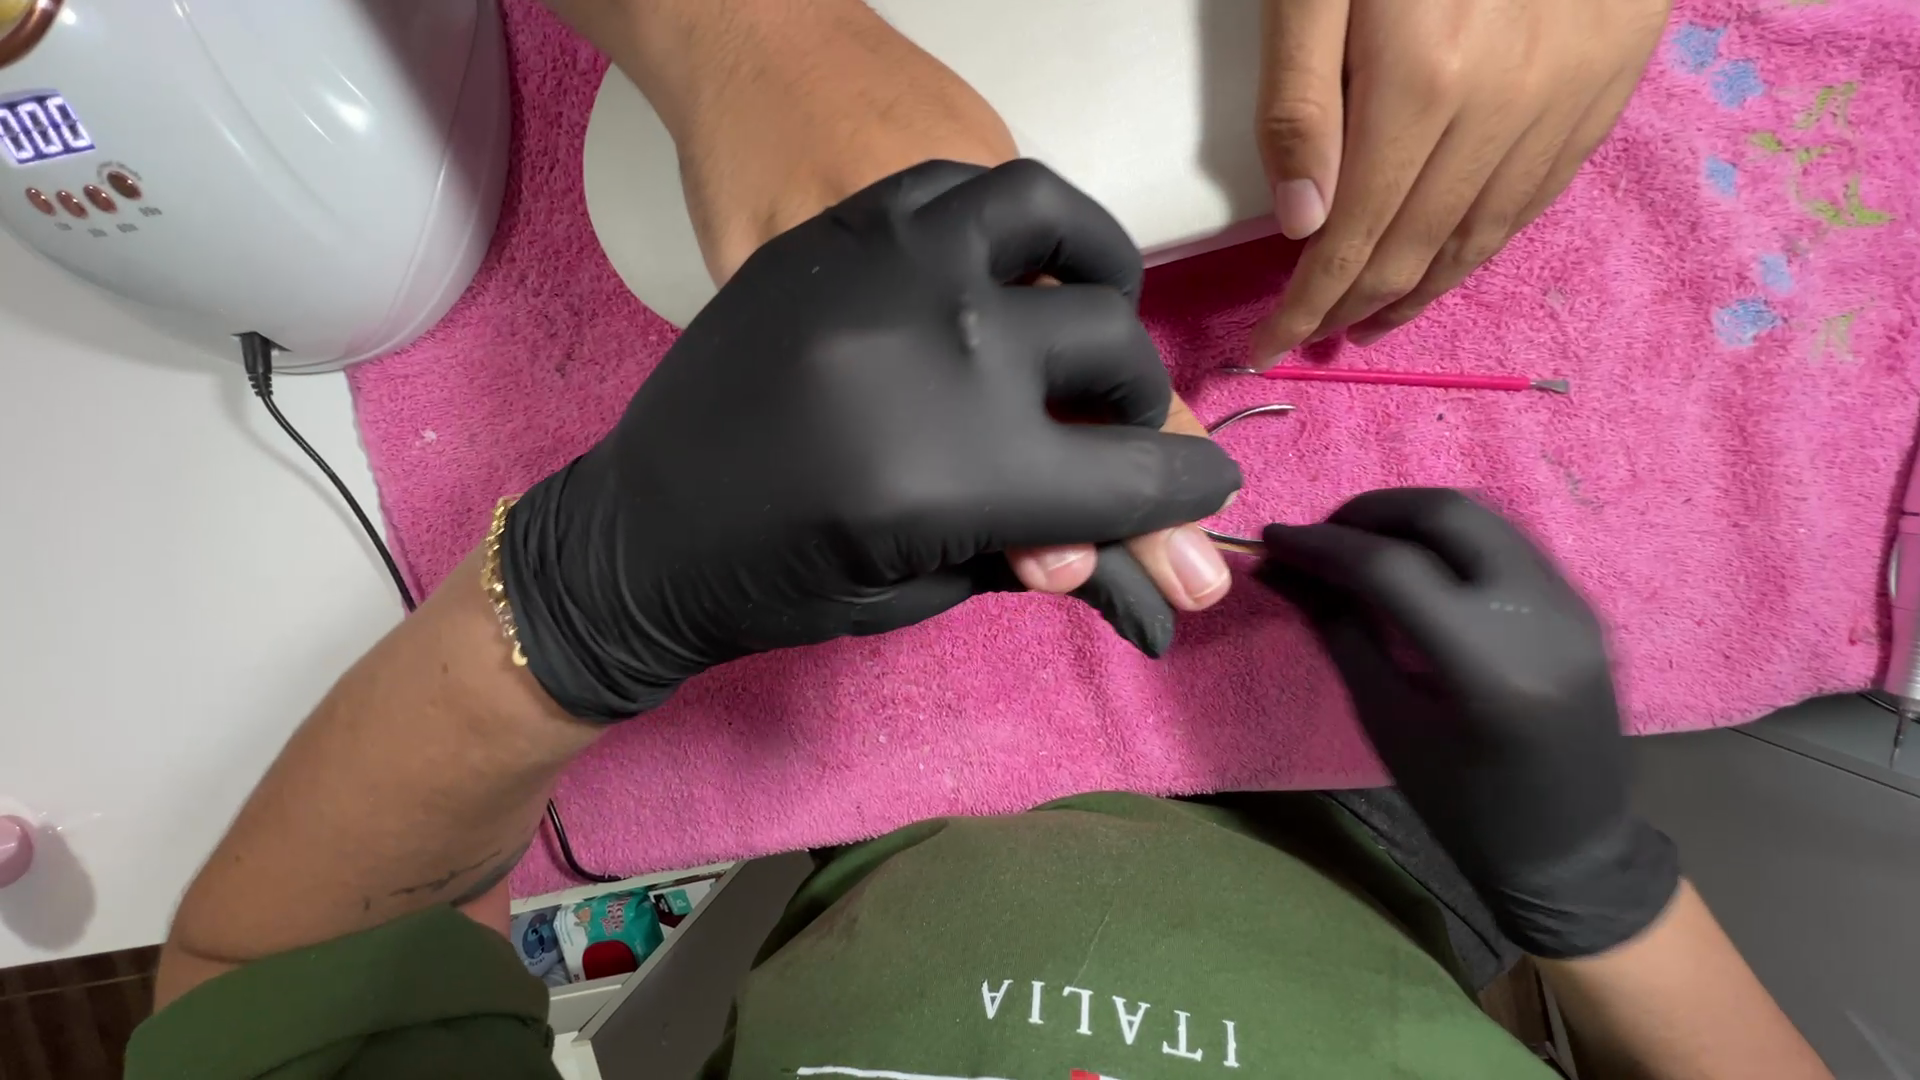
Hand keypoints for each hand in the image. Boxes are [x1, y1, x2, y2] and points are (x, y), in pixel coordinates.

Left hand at [501, 161, 1240, 721]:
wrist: (643, 527)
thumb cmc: (775, 586)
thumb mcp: (914, 593)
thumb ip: (1026, 549)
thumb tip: (1111, 542)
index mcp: (958, 478)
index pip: (1129, 478)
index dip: (1184, 496)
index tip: (1207, 493)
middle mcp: (942, 359)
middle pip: (1111, 352)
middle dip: (1142, 409)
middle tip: (1121, 438)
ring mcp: (892, 273)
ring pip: (1059, 230)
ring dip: (1101, 279)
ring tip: (1093, 314)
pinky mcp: (845, 232)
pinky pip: (967, 188)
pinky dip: (1016, 222)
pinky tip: (1012, 268)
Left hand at [1248, 0, 1668, 360]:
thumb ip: (1300, 106)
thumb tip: (1302, 226)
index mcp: (1420, 87)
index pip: (1345, 246)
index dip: (1302, 311)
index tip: (1267, 351)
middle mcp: (1504, 106)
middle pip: (1408, 255)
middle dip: (1349, 311)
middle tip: (1313, 337)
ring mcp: (1571, 91)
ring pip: (1478, 241)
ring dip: (1416, 295)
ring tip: (1373, 324)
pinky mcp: (1615, 74)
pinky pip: (1538, 197)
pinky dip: (1482, 249)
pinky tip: (1448, 267)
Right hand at [1257, 489, 1677, 956]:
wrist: (1572, 847)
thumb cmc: (1461, 802)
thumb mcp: (1385, 720)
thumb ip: (1338, 631)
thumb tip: (1285, 571)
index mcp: (1488, 665)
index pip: (1391, 568)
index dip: (1321, 544)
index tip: (1273, 537)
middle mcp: (1540, 617)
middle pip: (1445, 514)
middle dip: (1368, 511)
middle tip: (1321, 536)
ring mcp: (1571, 605)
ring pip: (1479, 517)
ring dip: (1406, 516)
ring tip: (1356, 544)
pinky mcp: (1579, 605)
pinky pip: (1502, 541)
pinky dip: (1444, 536)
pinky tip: (1409, 561)